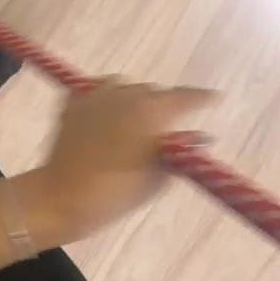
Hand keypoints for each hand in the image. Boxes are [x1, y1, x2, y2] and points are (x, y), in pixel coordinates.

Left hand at [13, 81, 215, 246]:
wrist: (64, 194)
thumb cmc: (117, 191)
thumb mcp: (157, 177)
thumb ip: (180, 152)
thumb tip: (202, 137)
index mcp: (149, 112)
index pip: (182, 97)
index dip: (200, 97)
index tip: (214, 97)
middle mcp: (123, 95)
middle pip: (151, 91)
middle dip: (164, 104)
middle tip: (171, 123)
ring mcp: (94, 94)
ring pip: (123, 86)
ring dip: (134, 98)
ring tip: (138, 119)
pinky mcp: (72, 100)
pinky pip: (96, 88)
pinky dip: (107, 96)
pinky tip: (110, 112)